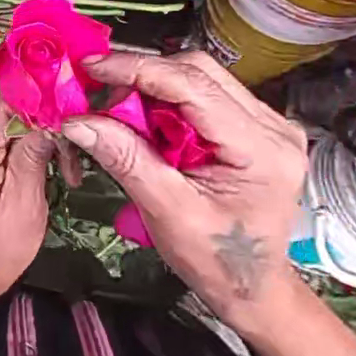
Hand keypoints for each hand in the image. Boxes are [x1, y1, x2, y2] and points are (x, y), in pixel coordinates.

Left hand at [0, 95, 52, 309]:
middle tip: (74, 151)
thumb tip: (52, 114)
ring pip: (14, 116)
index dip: (38, 96)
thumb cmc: (0, 246)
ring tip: (66, 167)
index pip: (3, 102)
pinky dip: (32, 140)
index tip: (70, 105)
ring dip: (43, 134)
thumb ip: (33, 155)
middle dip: (46, 122)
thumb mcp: (25, 204)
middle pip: (10, 107)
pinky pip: (8, 128)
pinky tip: (50, 160)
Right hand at [62, 51, 306, 328]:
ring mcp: (269, 122)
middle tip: (100, 91)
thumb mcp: (169, 214)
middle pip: (199, 72)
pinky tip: (148, 121)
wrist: (255, 288)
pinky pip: (206, 94)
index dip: (139, 70)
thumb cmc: (218, 263)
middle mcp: (273, 125)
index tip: (94, 67)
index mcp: (261, 149)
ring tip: (120, 109)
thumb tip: (81, 122)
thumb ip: (128, 160)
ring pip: (201, 78)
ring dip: (154, 87)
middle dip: (144, 76)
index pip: (194, 86)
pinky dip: (169, 100)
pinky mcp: (256, 126)